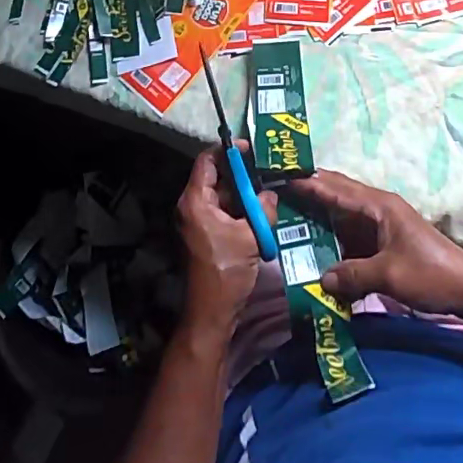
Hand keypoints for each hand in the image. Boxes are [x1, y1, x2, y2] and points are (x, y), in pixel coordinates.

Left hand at [176, 143, 276, 331]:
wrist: (212, 312)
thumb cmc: (226, 271)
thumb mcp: (250, 236)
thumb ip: (263, 209)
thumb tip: (270, 193)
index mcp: (196, 201)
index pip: (207, 160)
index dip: (228, 151)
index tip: (251, 149)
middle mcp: (192, 206)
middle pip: (215, 176)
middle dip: (241, 172)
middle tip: (266, 169)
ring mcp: (198, 221)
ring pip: (222, 195)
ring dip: (243, 192)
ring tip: (269, 187)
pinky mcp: (206, 234)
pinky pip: (223, 211)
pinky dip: (240, 208)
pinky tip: (262, 210)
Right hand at [287, 171, 462, 313]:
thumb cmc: (430, 274)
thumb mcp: (388, 276)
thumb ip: (351, 275)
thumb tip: (320, 279)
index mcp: (379, 205)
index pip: (335, 188)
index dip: (307, 181)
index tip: (279, 175)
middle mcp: (377, 208)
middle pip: (336, 194)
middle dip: (309, 191)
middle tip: (276, 191)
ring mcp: (380, 224)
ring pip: (342, 214)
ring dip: (318, 215)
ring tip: (287, 215)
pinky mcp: (383, 242)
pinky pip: (350, 234)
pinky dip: (331, 236)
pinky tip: (314, 245)